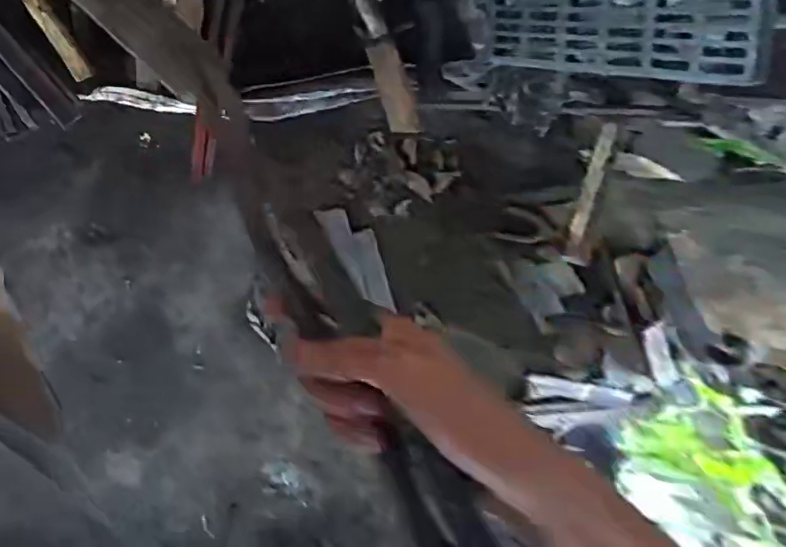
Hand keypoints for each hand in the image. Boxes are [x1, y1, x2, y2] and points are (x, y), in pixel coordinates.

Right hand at [284, 315, 488, 449]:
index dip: (298, 307)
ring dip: (344, 412)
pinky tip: (379, 444)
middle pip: (322, 355)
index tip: (269, 309)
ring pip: (332, 390)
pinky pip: (348, 419)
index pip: (329, 307)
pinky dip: (355, 433)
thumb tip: (289, 347)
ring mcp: (385, 389)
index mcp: (387, 329)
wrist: (515, 478)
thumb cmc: (458, 410)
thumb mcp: (395, 373)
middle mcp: (382, 353)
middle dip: (331, 382)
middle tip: (362, 402)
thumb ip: (339, 355)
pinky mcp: (390, 423)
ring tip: (376, 428)